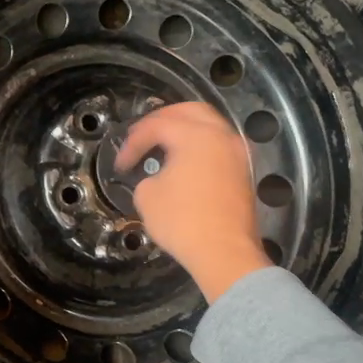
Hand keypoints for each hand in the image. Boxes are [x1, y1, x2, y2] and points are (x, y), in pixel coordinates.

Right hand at [117, 101, 270, 302]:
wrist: (223, 252)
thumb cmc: (182, 221)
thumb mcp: (147, 196)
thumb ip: (147, 177)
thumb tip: (157, 177)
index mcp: (196, 136)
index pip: (157, 126)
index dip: (133, 142)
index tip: (120, 164)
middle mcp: (221, 136)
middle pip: (190, 111)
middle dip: (162, 119)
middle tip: (141, 134)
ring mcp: (237, 153)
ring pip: (210, 125)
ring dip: (184, 130)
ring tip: (162, 145)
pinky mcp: (243, 172)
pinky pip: (218, 145)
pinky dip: (198, 145)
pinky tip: (183, 161)